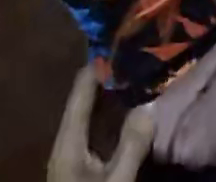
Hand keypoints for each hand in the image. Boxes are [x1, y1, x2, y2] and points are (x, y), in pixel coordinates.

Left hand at [48, 66, 154, 181]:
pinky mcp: (78, 169)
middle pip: (86, 99)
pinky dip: (112, 121)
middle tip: (138, 63)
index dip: (101, 66)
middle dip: (111, 81)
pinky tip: (130, 118)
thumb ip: (132, 145)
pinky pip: (95, 134)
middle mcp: (65, 140)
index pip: (81, 88)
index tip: (124, 47)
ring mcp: (70, 156)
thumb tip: (150, 104)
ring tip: (139, 83)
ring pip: (91, 116)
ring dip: (113, 101)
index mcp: (68, 138)